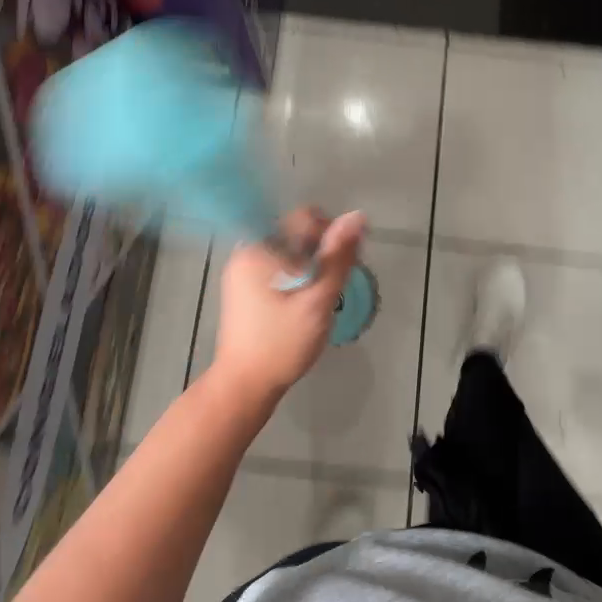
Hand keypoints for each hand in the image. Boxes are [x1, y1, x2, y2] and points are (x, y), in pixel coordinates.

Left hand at [209, 208, 366, 403]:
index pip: (303, 217)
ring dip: (311, 266)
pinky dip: (297, 277)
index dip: (329, 234)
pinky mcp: (245, 287)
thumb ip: (338, 257)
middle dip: (321, 252)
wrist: (244, 385)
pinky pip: (278, 267)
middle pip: (296, 232)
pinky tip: (306, 302)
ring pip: (289, 251)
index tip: (341, 265)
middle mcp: (247, 251)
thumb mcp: (317, 300)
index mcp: (259, 248)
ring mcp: (243, 270)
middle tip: (333, 285)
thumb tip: (357, 216)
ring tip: (321, 296)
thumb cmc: (281, 343)